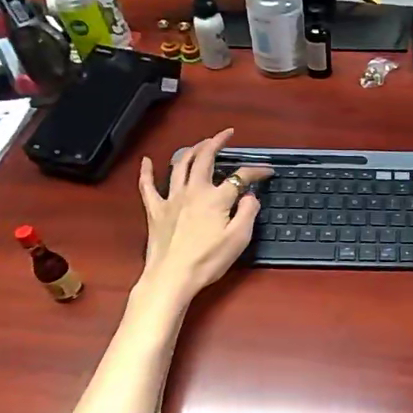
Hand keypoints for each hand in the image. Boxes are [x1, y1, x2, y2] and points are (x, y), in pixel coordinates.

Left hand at [135, 129, 271, 300]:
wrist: (172, 277)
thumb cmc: (207, 261)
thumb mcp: (239, 239)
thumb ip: (248, 213)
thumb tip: (250, 196)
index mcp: (216, 198)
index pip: (240, 177)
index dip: (256, 171)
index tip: (267, 171)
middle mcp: (193, 191)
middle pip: (204, 158)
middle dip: (216, 142)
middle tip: (225, 135)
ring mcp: (171, 199)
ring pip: (179, 165)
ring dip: (191, 149)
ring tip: (200, 144)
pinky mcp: (155, 210)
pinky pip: (147, 186)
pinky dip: (146, 171)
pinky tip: (146, 161)